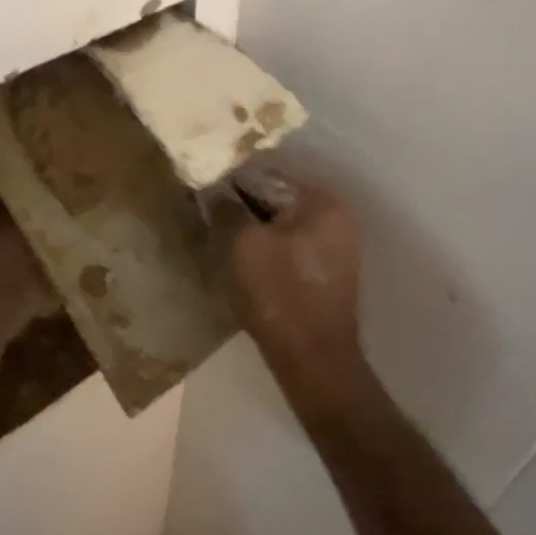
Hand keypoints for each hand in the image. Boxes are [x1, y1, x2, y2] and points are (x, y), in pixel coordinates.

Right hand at [200, 166, 363, 375]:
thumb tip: (212, 187)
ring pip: (279, 223)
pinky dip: (265, 248)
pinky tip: (242, 261)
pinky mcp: (325, 271)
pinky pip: (287, 245)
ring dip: (250, 228)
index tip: (200, 192)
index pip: (264, 172)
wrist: (313, 362)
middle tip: (206, 217)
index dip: (228, 181)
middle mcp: (335, 215)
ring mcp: (334, 245)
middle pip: (274, 196)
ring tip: (219, 240)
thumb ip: (225, 207)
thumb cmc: (278, 295)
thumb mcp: (241, 244)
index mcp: (320, 200)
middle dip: (239, 205)